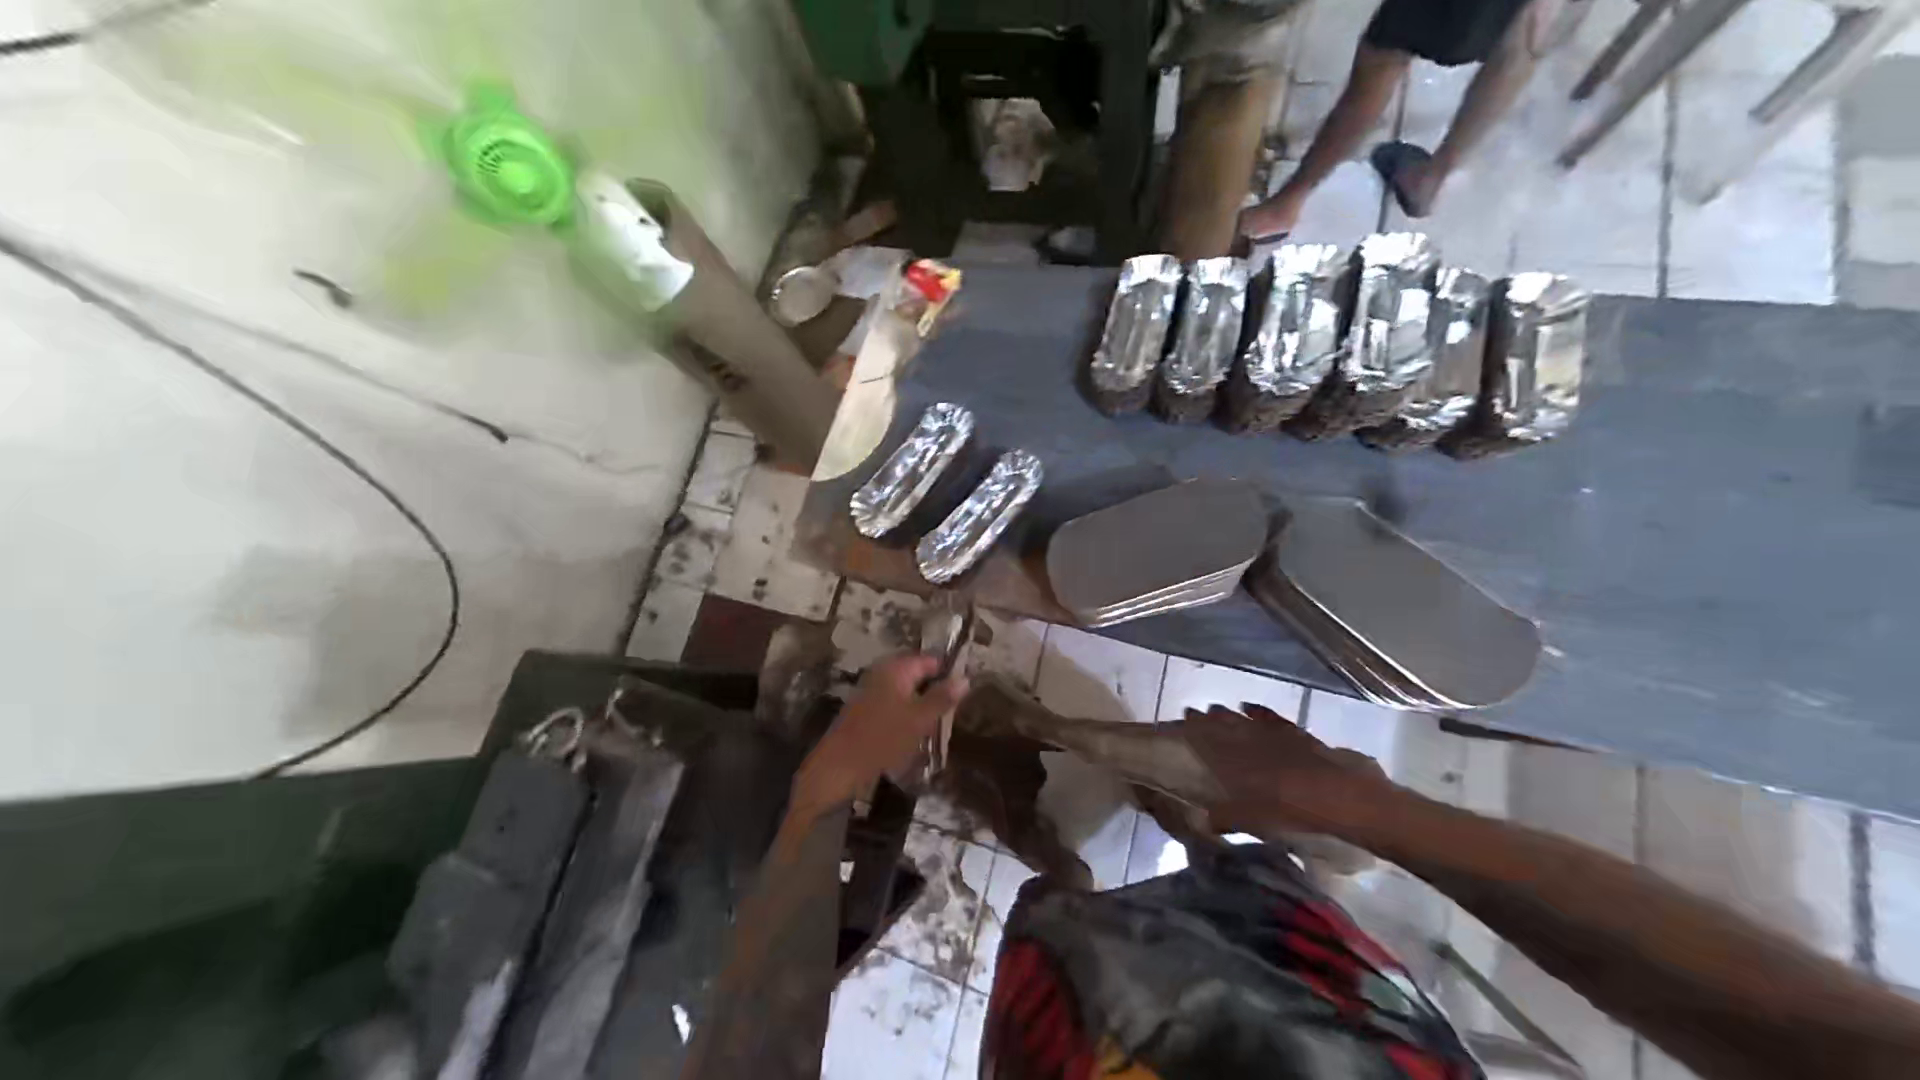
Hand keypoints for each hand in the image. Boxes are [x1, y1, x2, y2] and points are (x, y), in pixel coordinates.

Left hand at [791, 654, 968, 816]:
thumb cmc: (881, 739)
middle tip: (955, 710)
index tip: (966, 691)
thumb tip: (965, 678)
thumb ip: (942, 698)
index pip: (930, 660)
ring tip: (940, 725)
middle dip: (936, 690)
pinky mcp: (867, 711)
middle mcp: (883, 674)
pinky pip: (896, 706)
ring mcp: (872, 692)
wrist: (838, 767)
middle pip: (918, 676)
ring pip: (907, 693)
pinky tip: (917, 734)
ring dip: (923, 707)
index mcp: (895, 668)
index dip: (949, 672)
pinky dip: (909, 716)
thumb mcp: (919, 719)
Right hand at [1179, 704, 1396, 835]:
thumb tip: (1202, 821)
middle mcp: (1250, 741)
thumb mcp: (1254, 821)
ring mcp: (1274, 735)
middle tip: (1192, 713)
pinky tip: (1250, 707)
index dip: (1192, 729)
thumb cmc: (1295, 812)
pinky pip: (1270, 718)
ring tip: (1216, 709)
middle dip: (1206, 719)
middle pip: (1223, 725)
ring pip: (1243, 719)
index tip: (1180, 721)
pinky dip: (1258, 712)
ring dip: (1228, 714)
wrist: (1345, 799)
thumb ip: (1226, 818)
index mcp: (1235, 761)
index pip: (1207, 739)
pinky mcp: (1297, 735)